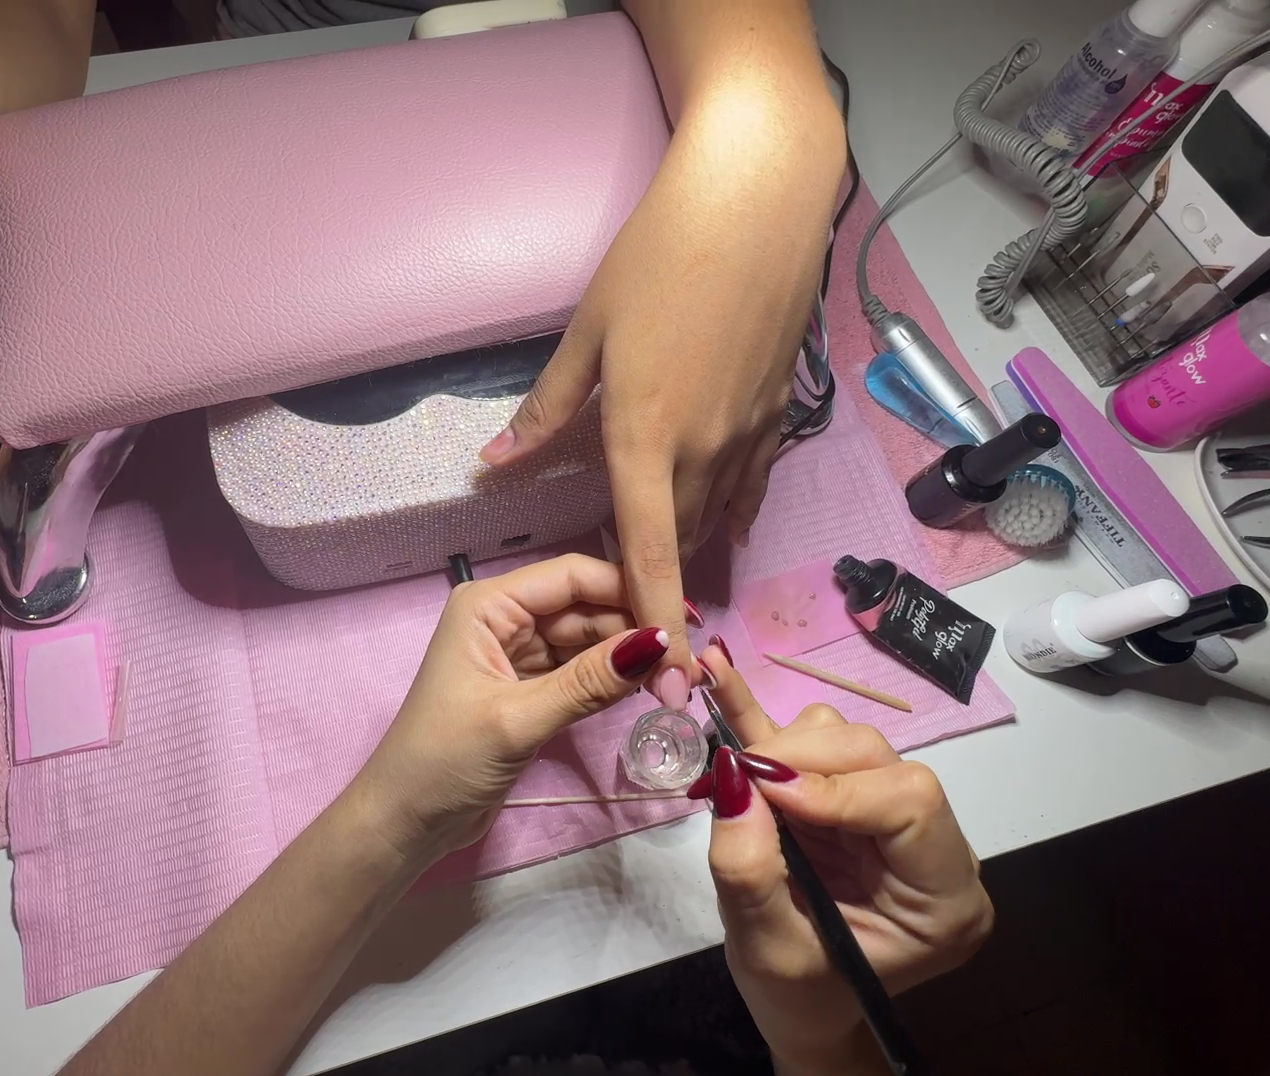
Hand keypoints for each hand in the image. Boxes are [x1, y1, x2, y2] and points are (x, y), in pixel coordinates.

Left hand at [352, 554, 667, 862]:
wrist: (407, 820)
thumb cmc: (445, 760)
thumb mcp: (517, 719)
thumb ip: (588, 682)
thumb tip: (660, 643)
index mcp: (489, 604)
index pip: (572, 577)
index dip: (628, 591)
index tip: (683, 619)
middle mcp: (505, 616)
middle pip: (585, 606)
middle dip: (635, 630)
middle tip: (687, 666)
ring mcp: (518, 651)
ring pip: (587, 638)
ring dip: (629, 656)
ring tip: (678, 679)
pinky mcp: (529, 685)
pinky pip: (579, 668)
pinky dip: (610, 678)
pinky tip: (646, 688)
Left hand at [480, 86, 843, 702]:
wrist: (763, 200)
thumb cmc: (659, 259)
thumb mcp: (588, 333)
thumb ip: (545, 410)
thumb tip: (495, 461)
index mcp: (643, 439)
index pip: (646, 555)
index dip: (653, 623)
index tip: (665, 680)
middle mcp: (702, 452)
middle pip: (675, 542)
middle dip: (651, 582)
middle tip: (621, 603)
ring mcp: (748, 436)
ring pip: (709, 516)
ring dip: (681, 545)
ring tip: (658, 566)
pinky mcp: (774, 415)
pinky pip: (746, 486)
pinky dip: (724, 512)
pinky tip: (716, 524)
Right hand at [695, 643, 992, 1071]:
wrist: (797, 1005)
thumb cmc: (798, 997)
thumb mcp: (771, 952)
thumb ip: (752, 873)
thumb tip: (733, 778)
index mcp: (942, 895)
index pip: (909, 802)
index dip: (836, 786)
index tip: (765, 791)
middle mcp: (926, 841)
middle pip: (875, 757)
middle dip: (800, 756)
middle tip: (739, 776)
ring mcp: (879, 810)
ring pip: (842, 737)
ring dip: (782, 742)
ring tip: (736, 771)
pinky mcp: (834, 790)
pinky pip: (801, 735)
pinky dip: (755, 709)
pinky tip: (717, 670)